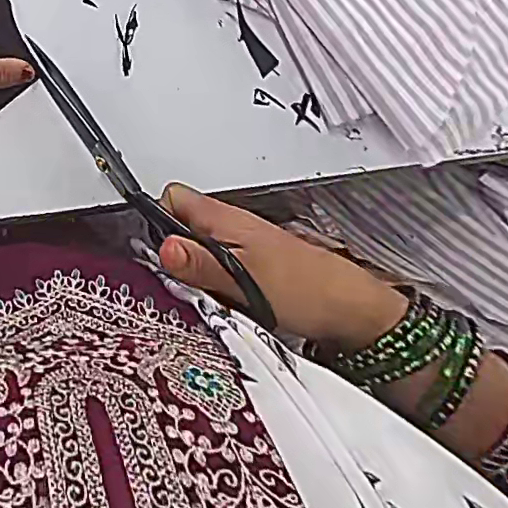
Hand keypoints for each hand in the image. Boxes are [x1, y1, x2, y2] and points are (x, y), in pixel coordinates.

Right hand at [157, 183, 408, 349]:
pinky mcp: (250, 263)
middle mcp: (228, 224)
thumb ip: (199, 264)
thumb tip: (162, 248)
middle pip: (179, 225)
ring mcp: (239, 243)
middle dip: (173, 254)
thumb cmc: (306, 288)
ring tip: (207, 296)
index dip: (156, 222)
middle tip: (182, 282)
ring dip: (194, 272)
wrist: (350, 308)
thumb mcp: (243, 281)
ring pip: (197, 248)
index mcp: (221, 217)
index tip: (156, 253)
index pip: (170, 198)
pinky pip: (216, 265)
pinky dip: (213, 283)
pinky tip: (225, 302)